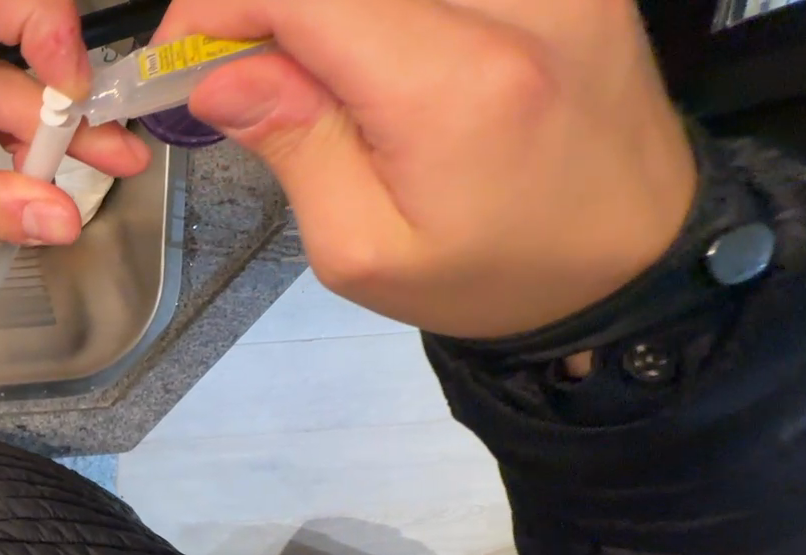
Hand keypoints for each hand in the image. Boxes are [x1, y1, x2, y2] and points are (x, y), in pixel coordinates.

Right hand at [159, 0, 696, 338]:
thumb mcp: (359, 248)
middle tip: (226, 72)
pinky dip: (365, 12)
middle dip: (258, 7)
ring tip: (291, 73)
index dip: (221, 4)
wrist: (627, 255)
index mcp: (453, 85)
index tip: (178, 55)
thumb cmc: (481, 275)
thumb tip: (219, 77)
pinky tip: (354, 56)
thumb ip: (295, 149)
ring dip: (311, 14)